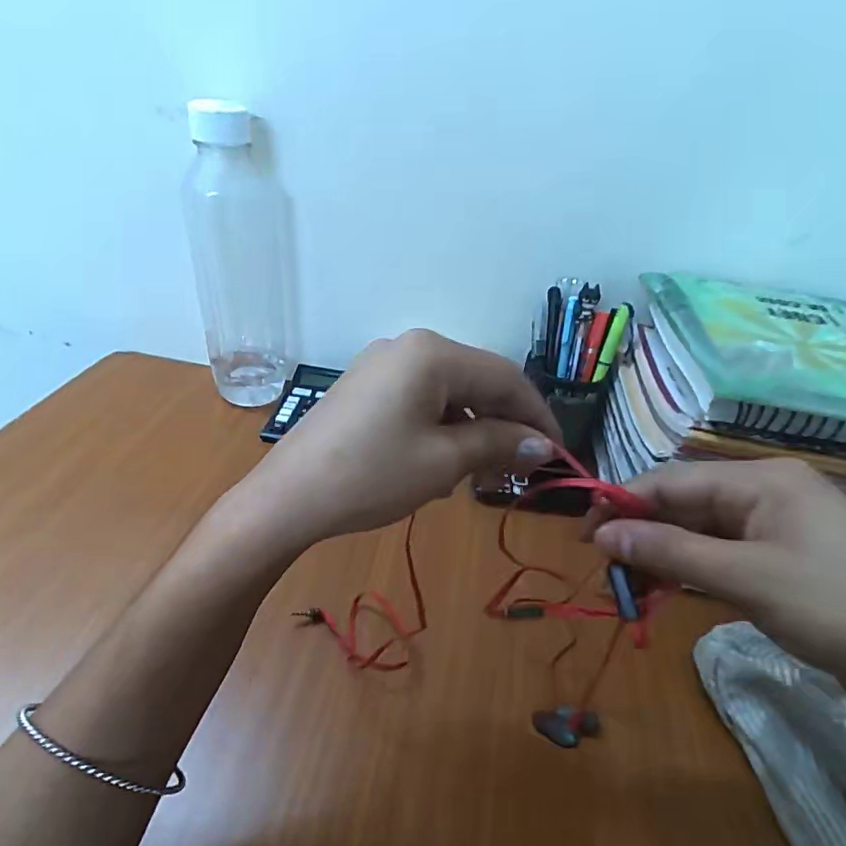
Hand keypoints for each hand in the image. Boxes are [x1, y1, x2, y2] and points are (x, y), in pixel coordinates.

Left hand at [230, 330, 561, 551]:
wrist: (288, 498)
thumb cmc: (371, 476)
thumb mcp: (442, 462)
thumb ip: (498, 444)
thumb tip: (542, 445)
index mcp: (431, 353)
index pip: (505, 378)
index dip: (537, 417)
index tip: (557, 454)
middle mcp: (405, 347)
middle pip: (473, 385)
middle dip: (498, 430)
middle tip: (511, 476)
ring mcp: (376, 367)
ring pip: (443, 398)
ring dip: (465, 437)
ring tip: (467, 482)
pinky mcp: (358, 391)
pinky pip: (413, 405)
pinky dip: (433, 434)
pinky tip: (431, 470)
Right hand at [585, 459, 845, 798]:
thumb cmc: (839, 606)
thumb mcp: (744, 576)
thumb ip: (668, 551)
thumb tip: (601, 534)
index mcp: (762, 481)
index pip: (669, 480)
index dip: (619, 504)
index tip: (583, 540)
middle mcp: (764, 495)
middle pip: (679, 505)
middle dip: (637, 536)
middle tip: (606, 576)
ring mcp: (773, 529)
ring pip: (693, 533)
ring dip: (657, 558)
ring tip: (629, 592)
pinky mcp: (778, 561)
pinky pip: (715, 556)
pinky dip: (684, 573)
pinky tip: (665, 593)